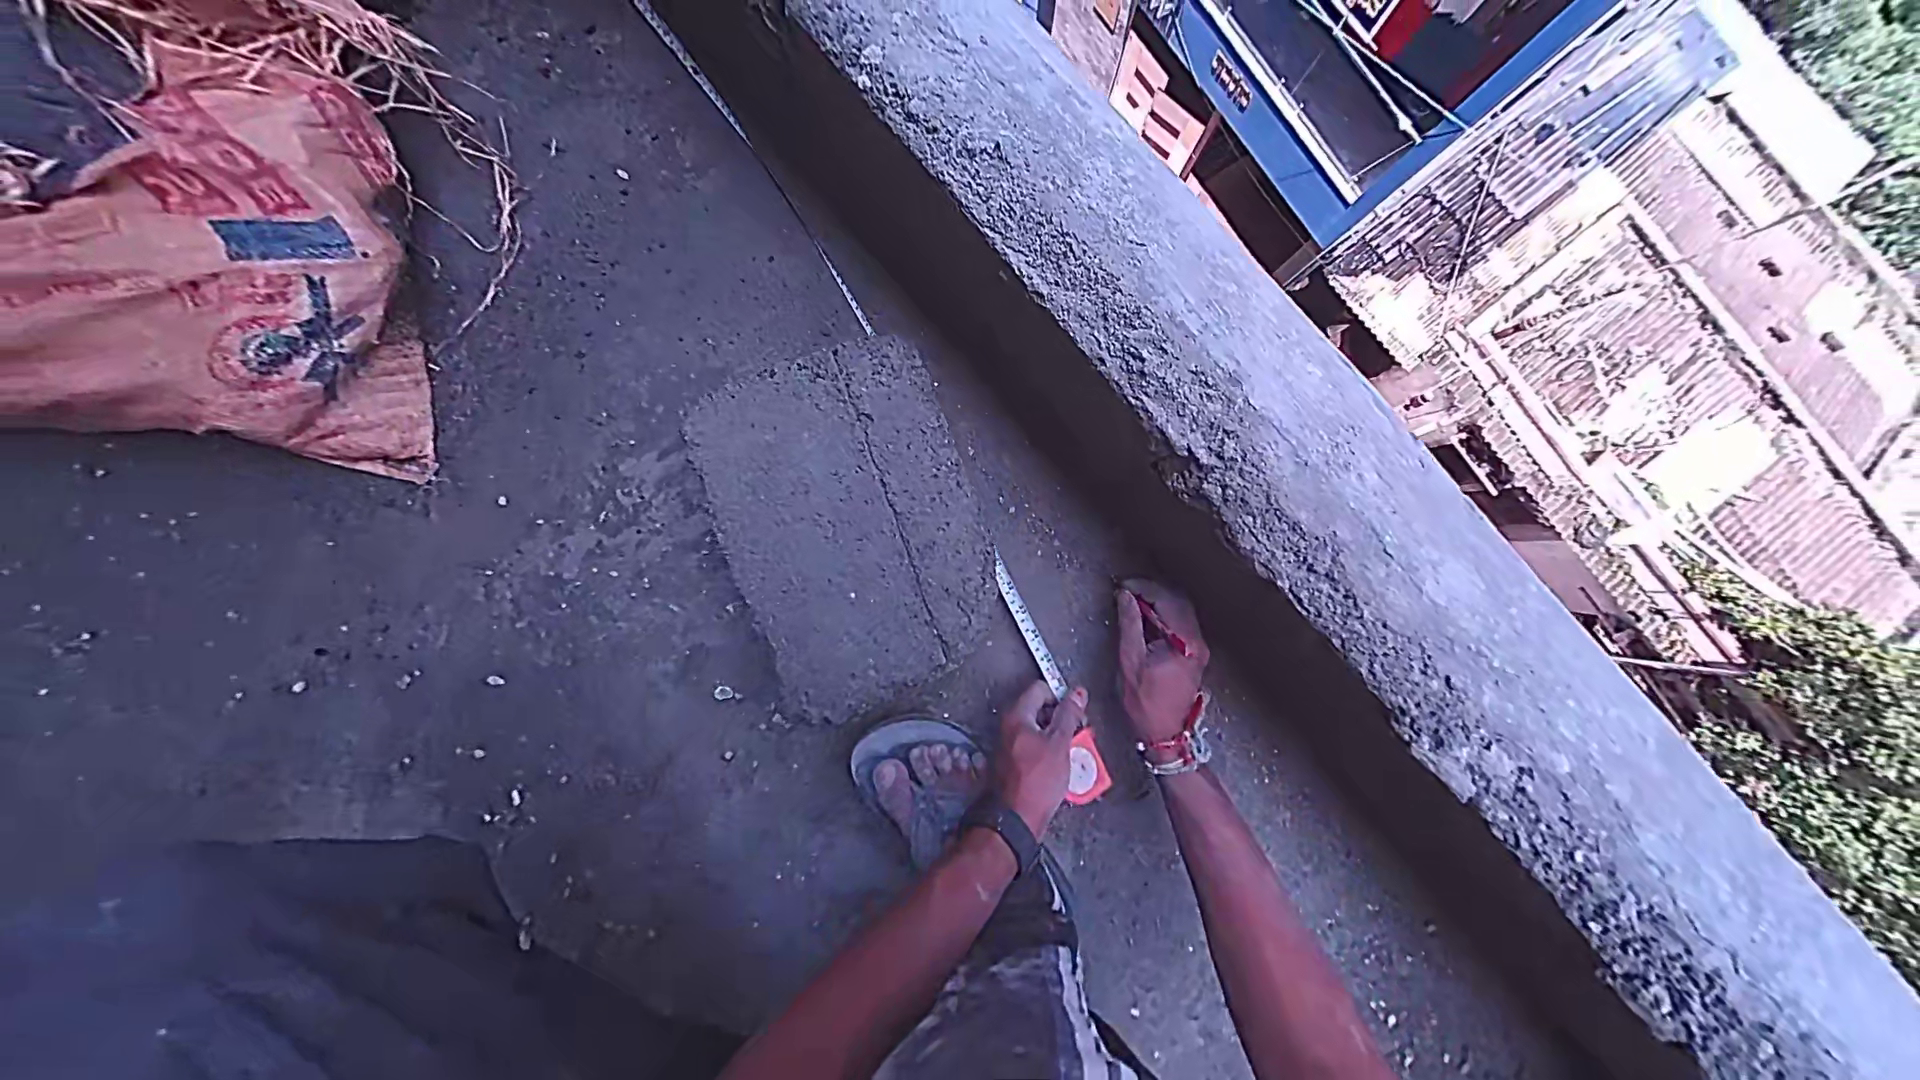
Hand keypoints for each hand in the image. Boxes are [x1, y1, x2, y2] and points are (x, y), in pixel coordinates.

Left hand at [994, 679, 1086, 838]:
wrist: (1016, 818)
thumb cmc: (1037, 781)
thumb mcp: (1060, 744)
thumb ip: (1069, 716)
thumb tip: (1077, 693)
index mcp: (1017, 715)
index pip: (1040, 689)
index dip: (1061, 697)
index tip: (1076, 713)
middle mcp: (1008, 726)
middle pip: (1039, 708)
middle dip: (1060, 718)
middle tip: (1077, 733)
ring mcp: (1008, 743)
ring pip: (1037, 729)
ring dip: (1056, 736)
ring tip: (1070, 752)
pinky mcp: (1011, 761)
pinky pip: (1033, 745)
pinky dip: (1047, 750)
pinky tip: (1058, 765)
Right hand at [1115, 578, 1209, 744]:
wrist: (1164, 733)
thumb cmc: (1146, 703)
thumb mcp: (1130, 661)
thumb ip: (1130, 624)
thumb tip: (1125, 597)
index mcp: (1185, 643)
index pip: (1166, 600)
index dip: (1143, 587)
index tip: (1123, 585)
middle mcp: (1197, 642)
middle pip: (1177, 601)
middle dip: (1150, 590)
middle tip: (1126, 589)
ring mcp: (1198, 648)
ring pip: (1180, 610)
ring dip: (1157, 600)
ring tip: (1132, 600)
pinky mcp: (1194, 653)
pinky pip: (1180, 623)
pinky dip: (1162, 614)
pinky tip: (1145, 616)